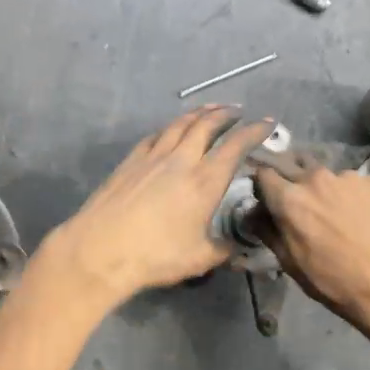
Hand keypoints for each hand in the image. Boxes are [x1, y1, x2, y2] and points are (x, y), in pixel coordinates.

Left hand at [44, 106, 275, 305]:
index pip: (236, 146)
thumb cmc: (155, 256)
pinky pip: (156, 135)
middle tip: (237, 111)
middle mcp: (182, 160)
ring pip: (180, 124)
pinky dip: (170, 128)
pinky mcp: (130, 160)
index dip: (254, 131)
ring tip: (209, 110)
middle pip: (206, 125)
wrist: (101, 249)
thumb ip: (224, 249)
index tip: (267, 122)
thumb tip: (238, 247)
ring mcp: (153, 156)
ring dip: (198, 113)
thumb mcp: (200, 259)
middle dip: (225, 114)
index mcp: (205, 181)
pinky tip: (170, 130)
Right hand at [254, 164, 369, 329]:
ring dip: (317, 184)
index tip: (265, 194)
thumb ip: (267, 230)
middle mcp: (314, 178)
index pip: (263, 172)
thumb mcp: (289, 261)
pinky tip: (354, 213)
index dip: (262, 183)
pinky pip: (347, 181)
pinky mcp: (369, 181)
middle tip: (294, 198)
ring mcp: (344, 177)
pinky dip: (344, 192)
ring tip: (328, 207)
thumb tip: (254, 213)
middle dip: (287, 177)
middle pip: (290, 163)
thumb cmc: (331, 279)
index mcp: (289, 198)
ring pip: (321, 172)